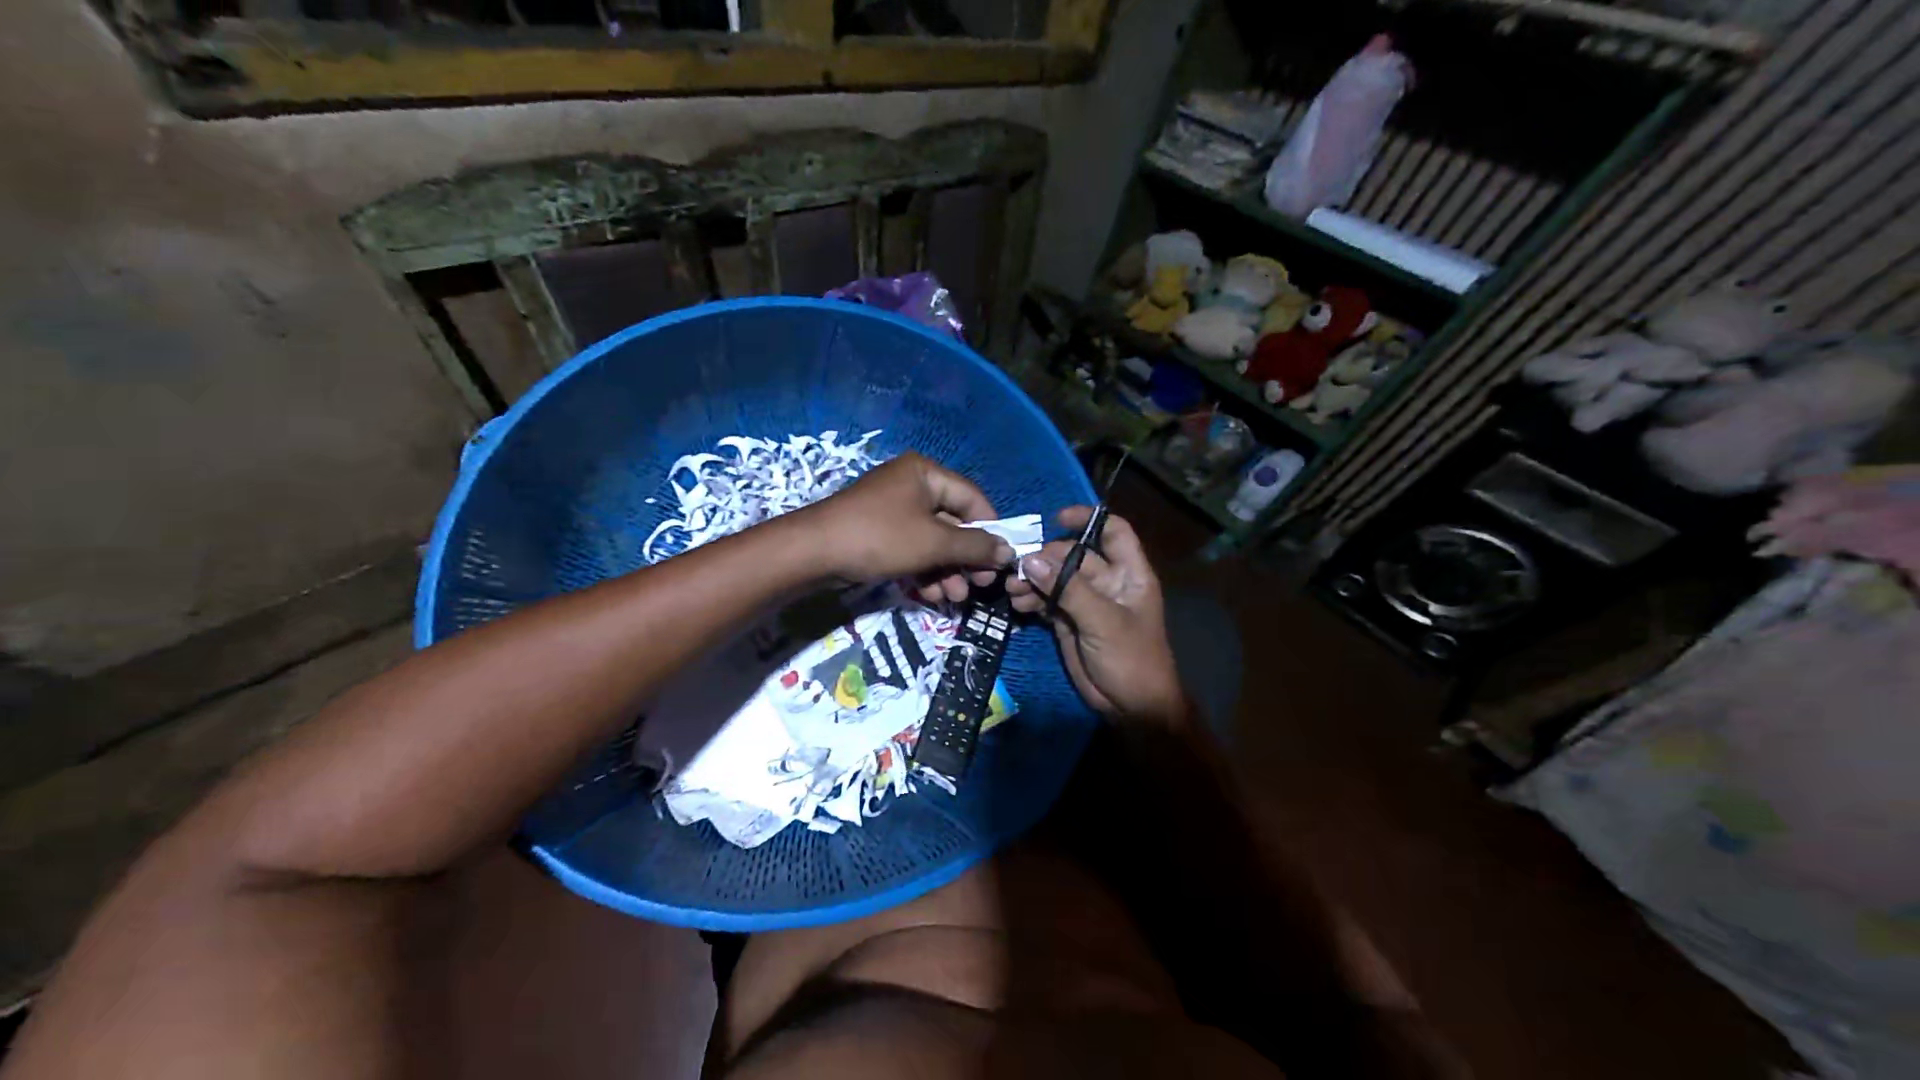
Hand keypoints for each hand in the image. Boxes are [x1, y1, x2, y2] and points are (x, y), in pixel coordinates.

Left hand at [795, 453, 1012, 601]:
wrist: (813, 553)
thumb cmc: (880, 537)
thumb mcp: (934, 543)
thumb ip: (975, 547)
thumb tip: (1008, 552)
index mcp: (926, 474)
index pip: (974, 499)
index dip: (990, 531)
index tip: (1001, 562)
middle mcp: (912, 485)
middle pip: (954, 522)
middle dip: (967, 558)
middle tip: (979, 586)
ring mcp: (894, 510)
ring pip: (934, 541)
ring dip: (947, 571)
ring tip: (954, 598)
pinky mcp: (880, 533)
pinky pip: (913, 549)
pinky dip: (925, 571)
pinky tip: (931, 596)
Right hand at [1006, 508, 1184, 721]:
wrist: (1131, 707)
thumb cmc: (1131, 659)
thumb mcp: (1103, 621)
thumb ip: (1068, 589)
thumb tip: (1032, 559)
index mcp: (1129, 574)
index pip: (1113, 531)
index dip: (1089, 520)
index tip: (1057, 520)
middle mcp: (1107, 582)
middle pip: (1073, 554)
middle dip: (1046, 558)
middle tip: (1020, 568)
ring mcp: (1085, 601)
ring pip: (1055, 577)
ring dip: (1033, 579)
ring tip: (1012, 589)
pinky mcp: (1068, 621)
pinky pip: (1046, 600)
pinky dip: (1031, 598)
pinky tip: (1017, 603)